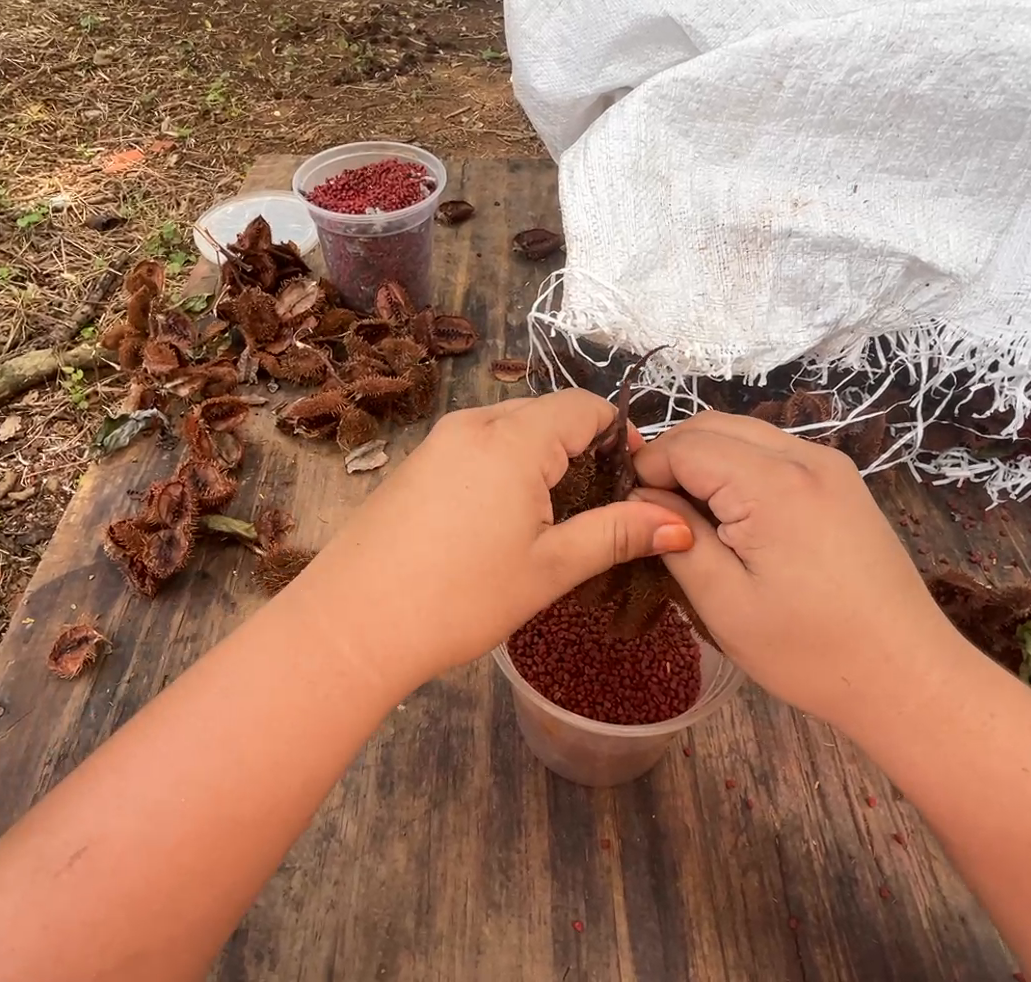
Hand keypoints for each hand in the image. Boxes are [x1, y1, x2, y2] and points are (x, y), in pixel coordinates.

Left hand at [277, 390, 692, 687]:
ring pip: (509, 430)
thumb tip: (677, 522)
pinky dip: (504, 468)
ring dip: (541, 460)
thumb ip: (615, 534)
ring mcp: (437, 442)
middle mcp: (472, 423)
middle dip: (580, 449)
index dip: (619, 435)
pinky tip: (500, 520)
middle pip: (546, 414)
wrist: (353, 624)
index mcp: (512, 438)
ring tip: (550, 519)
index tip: (634, 481)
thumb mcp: (549, 567)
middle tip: (596, 508)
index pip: (584, 406)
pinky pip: (476, 447)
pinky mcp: (415, 465)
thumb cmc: (461, 597)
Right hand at [630, 412, 966, 723]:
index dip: (647, 469)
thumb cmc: (808, 650)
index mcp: (772, 485)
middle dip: (671, 457)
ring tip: (689, 515)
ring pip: (743, 433)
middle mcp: (804, 457)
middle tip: (653, 511)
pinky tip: (733, 514)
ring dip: (704, 459)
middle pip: (713, 425)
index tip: (629, 510)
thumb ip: (676, 538)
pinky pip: (772, 451)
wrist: (907, 674)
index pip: (685, 445)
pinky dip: (738, 466)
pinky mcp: (842, 481)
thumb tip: (644, 498)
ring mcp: (829, 465)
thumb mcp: (723, 603)